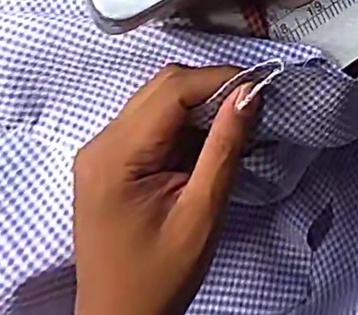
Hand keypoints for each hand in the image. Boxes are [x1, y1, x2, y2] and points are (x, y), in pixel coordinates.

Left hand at [73, 64, 262, 314]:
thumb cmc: (159, 278)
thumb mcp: (201, 214)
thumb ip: (224, 147)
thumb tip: (249, 91)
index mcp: (115, 157)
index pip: (172, 90)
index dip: (218, 79)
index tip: (257, 87)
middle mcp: (100, 143)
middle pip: (163, 85)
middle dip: (210, 86)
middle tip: (248, 104)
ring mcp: (101, 149)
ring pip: (159, 94)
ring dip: (199, 100)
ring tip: (230, 122)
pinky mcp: (109, 157)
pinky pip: (152, 116)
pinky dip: (184, 117)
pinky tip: (205, 139)